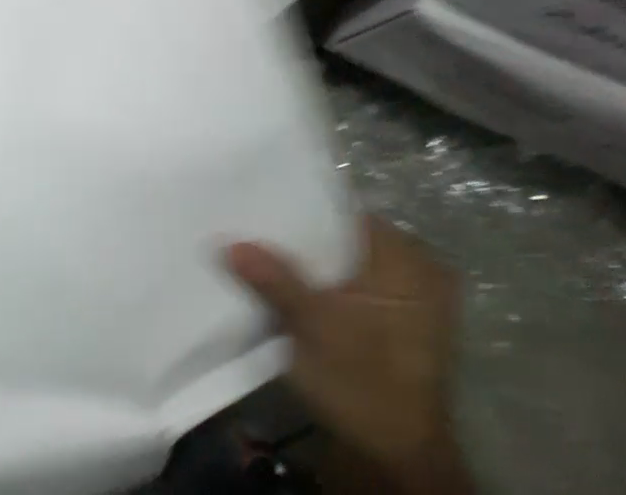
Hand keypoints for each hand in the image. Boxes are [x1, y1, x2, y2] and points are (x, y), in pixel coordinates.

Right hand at [226, 219, 472, 494]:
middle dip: (291, 232)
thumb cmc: (363, 380)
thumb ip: (274, 280)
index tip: (250, 196)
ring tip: (248, 246)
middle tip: (240, 222)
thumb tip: (230, 242)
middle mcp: (415, 273)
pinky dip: (308, 278)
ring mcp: (402, 298)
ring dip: (296, 257)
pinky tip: (271, 279)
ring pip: (336, 257)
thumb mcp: (313, 327)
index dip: (298, 204)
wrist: (390, 448)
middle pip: (339, 234)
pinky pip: (339, 280)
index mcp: (410, 264)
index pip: (347, 212)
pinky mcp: (384, 319)